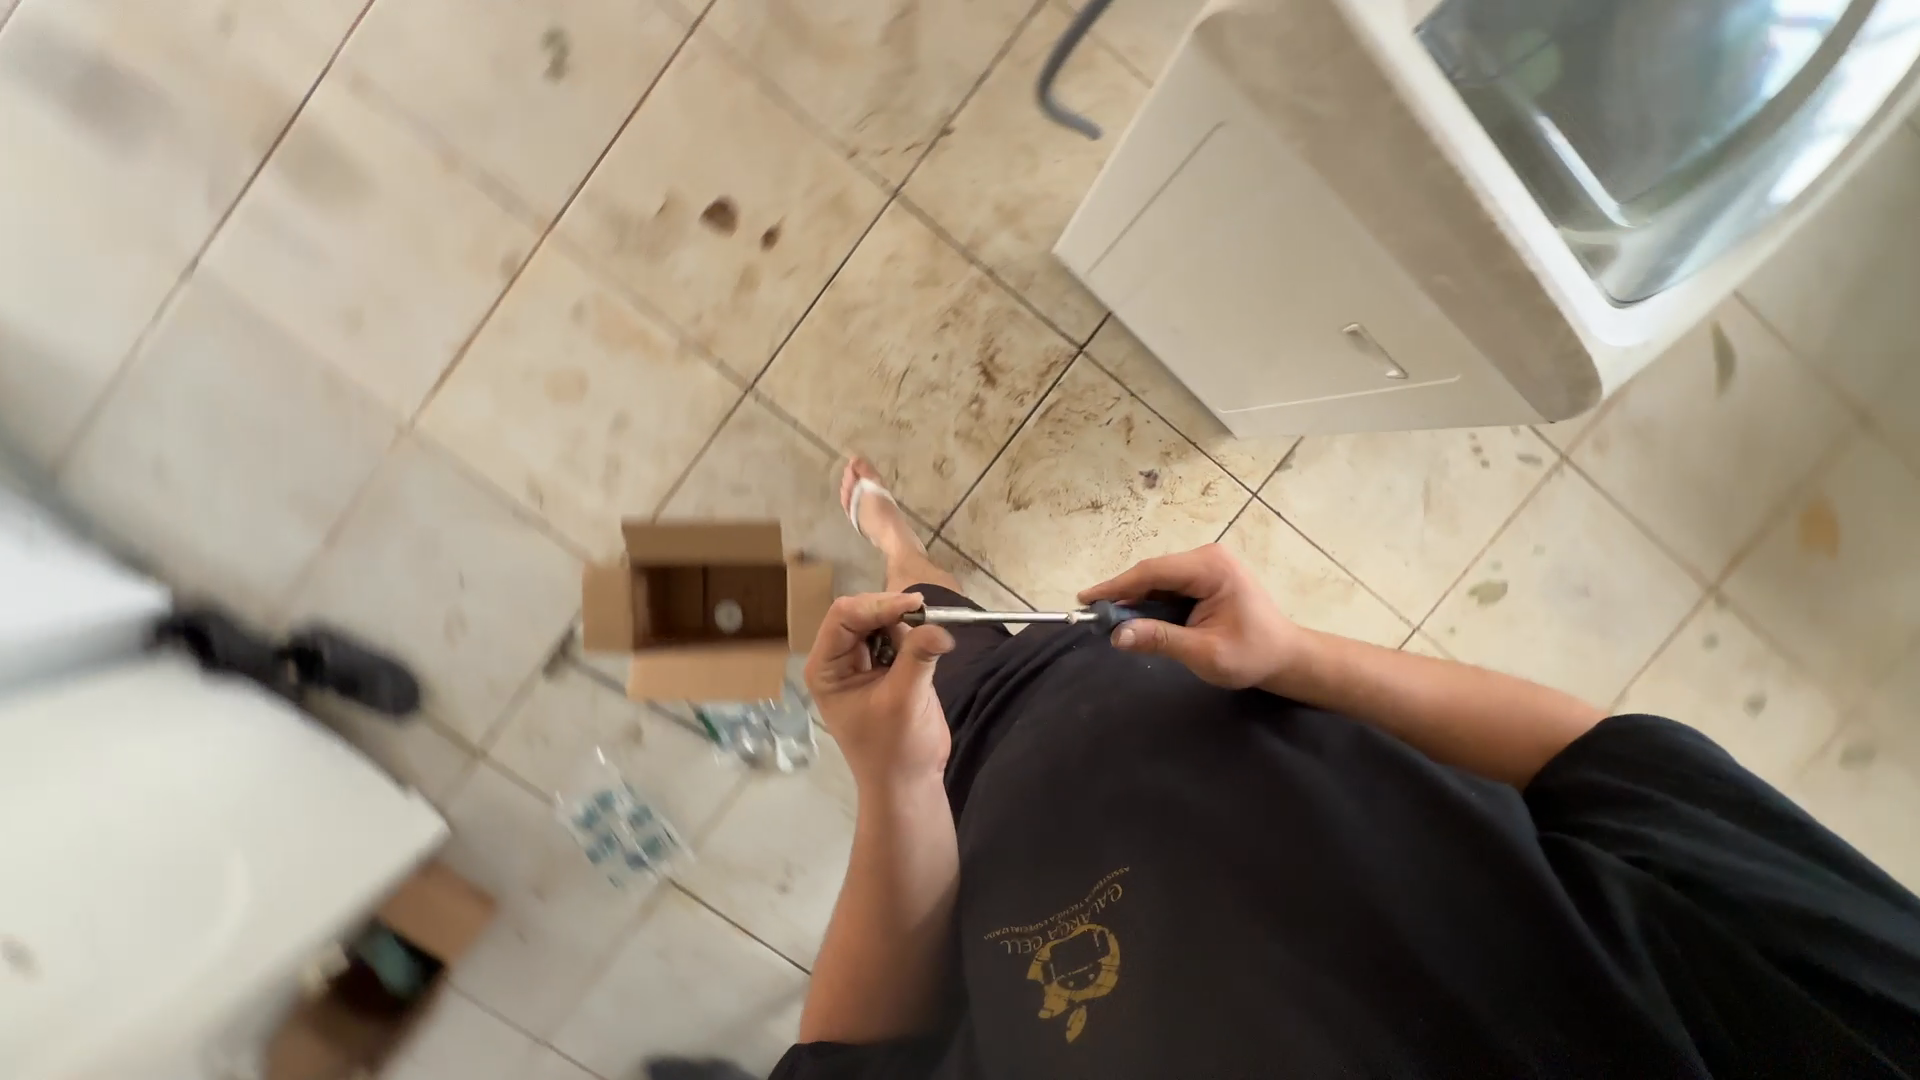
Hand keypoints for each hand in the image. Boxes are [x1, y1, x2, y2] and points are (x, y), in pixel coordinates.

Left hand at [804, 593, 955, 787]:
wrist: (909, 782)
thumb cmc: (895, 749)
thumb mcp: (904, 700)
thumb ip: (917, 657)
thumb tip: (939, 627)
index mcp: (826, 667)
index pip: (843, 617)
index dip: (877, 605)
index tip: (915, 606)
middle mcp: (839, 659)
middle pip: (860, 613)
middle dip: (890, 609)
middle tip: (925, 613)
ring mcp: (863, 662)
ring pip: (880, 620)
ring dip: (903, 620)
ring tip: (927, 630)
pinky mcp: (887, 667)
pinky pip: (896, 635)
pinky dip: (912, 632)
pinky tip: (926, 640)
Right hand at [1078, 544, 1307, 689]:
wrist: (1286, 657)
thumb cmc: (1252, 655)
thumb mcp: (1205, 653)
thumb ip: (1161, 640)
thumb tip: (1117, 635)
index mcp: (1211, 568)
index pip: (1152, 572)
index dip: (1116, 586)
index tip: (1086, 599)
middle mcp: (1207, 557)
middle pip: (1152, 573)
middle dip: (1122, 595)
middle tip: (1094, 615)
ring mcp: (1206, 565)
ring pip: (1156, 579)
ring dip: (1135, 600)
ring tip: (1109, 619)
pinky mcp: (1204, 577)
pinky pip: (1167, 586)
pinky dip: (1150, 602)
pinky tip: (1136, 618)